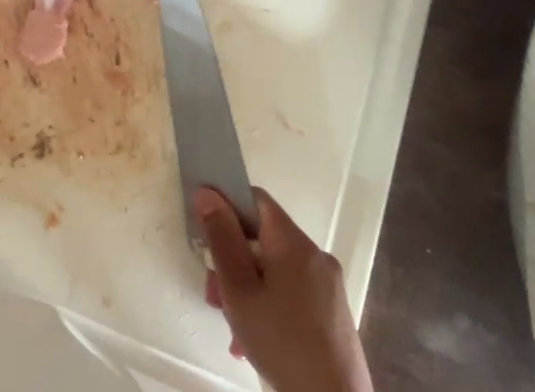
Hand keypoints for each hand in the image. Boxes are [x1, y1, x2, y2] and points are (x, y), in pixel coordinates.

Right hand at [199, 187, 373, 391]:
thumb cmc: (280, 342)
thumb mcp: (238, 288)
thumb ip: (221, 237)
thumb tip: (208, 192)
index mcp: (294, 245)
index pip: (256, 199)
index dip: (225, 206)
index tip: (203, 233)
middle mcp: (316, 258)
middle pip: (262, 238)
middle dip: (231, 258)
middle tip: (213, 294)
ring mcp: (327, 286)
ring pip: (272, 268)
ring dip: (244, 286)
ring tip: (231, 323)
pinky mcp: (331, 312)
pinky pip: (288, 292)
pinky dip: (265, 303)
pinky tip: (250, 337)